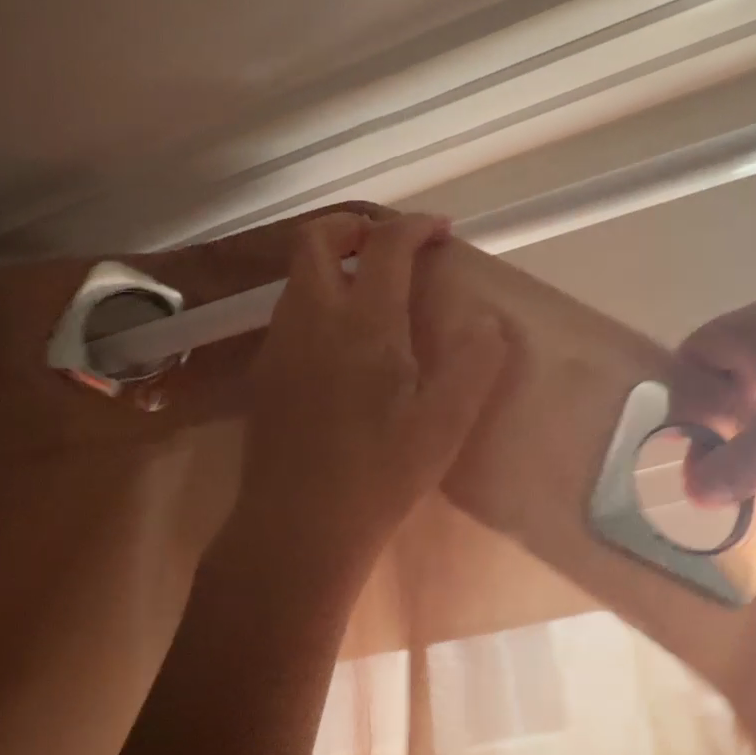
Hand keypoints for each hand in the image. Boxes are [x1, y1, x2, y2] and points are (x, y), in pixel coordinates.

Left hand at [239, 212, 505, 563]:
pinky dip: (319, 299)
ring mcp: (281, 343)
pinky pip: (291, 311)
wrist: (296, 528)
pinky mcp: (266, 372)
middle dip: (354, 226)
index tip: (442, 231)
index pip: (385, 245)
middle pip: (316, 239)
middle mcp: (312, 318)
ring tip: (374, 291)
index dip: (415, 226)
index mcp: (362, 321)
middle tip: (393, 246)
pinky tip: (345, 343)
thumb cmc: (379, 474)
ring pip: (299, 275)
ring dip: (335, 264)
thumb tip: (489, 322)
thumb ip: (474, 364)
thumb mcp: (444, 423)